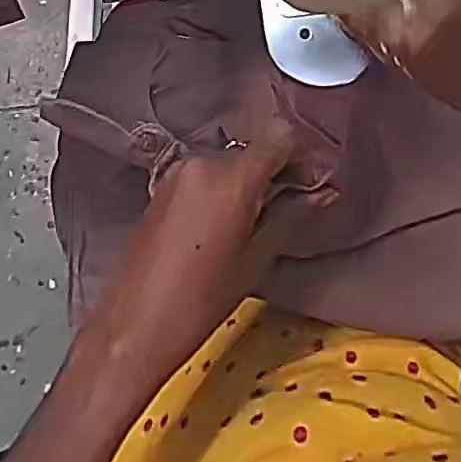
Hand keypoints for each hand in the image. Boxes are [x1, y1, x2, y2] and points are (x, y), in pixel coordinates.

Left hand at [91, 88, 333, 363]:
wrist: (135, 325)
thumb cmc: (201, 301)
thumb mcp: (256, 259)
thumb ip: (291, 215)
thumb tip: (325, 193)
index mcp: (231, 178)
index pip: (279, 136)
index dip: (304, 152)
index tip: (316, 178)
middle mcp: (203, 161)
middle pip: (254, 150)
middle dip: (278, 170)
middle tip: (296, 200)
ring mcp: (179, 170)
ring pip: (230, 161)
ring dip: (250, 179)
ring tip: (260, 215)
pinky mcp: (164, 183)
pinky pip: (207, 173)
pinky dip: (224, 186)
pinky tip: (228, 220)